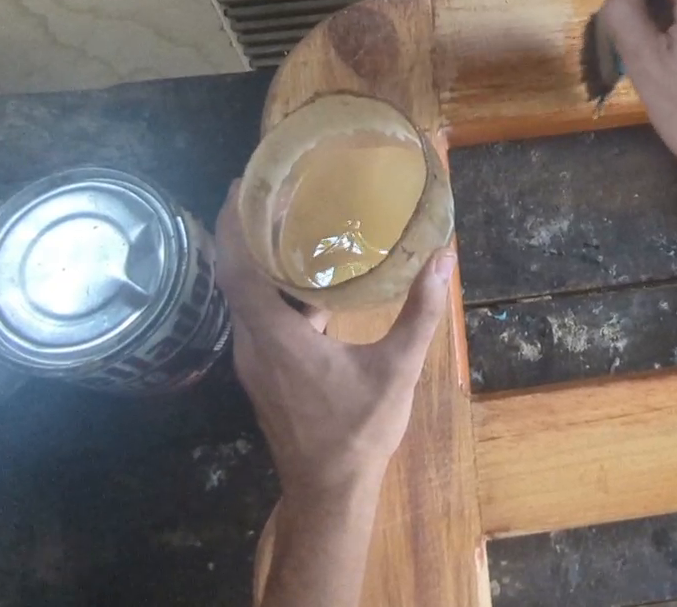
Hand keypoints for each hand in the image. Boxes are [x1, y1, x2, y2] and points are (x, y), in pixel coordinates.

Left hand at [214, 179, 454, 500]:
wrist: (329, 491)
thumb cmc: (359, 430)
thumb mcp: (398, 368)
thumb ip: (421, 312)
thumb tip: (443, 258)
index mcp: (277, 339)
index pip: (238, 271)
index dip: (233, 225)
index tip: (242, 185)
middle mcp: (253, 344)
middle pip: (233, 276)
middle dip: (241, 229)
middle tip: (270, 188)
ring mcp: (255, 360)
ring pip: (242, 295)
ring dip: (253, 256)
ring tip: (285, 218)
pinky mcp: (264, 369)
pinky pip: (256, 312)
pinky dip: (268, 283)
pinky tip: (303, 273)